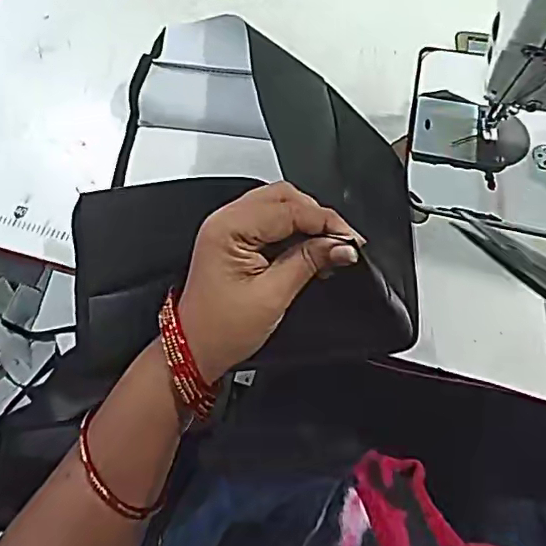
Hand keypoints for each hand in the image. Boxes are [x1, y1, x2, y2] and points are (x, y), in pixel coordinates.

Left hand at [175, 182, 362, 379]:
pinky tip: (309, 248)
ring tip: (329, 246)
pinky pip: (270, 220)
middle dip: (317, 215)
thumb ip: (308, 262)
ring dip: (306, 221)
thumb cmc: (220, 328)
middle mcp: (225, 220)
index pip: (288, 209)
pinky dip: (293, 229)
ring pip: (278, 205)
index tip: (351, 239)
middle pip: (283, 197)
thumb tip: (340, 245)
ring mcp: (228, 227)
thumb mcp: (272, 296)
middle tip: (343, 241)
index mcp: (228, 228)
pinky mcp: (234, 238)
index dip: (325, 221)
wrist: (195, 348)